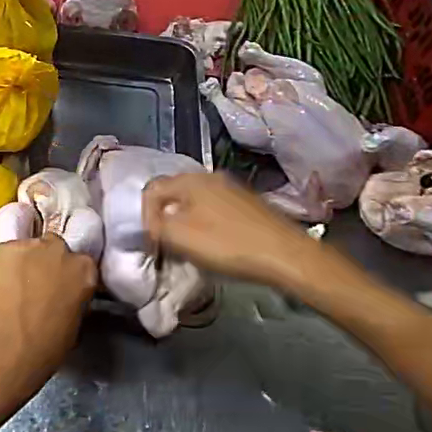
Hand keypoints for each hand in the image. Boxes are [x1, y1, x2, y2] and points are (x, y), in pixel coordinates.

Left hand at [0, 236, 96, 390]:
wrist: (13, 346)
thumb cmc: (49, 344)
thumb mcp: (76, 318)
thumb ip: (74, 294)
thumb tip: (64, 292)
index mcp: (85, 269)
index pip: (80, 260)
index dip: (66, 272)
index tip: (57, 283)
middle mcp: (62, 250)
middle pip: (54, 246)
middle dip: (46, 260)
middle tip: (35, 281)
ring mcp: (33, 245)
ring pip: (28, 245)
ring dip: (24, 259)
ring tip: (14, 280)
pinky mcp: (6, 246)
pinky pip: (5, 249)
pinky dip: (2, 261)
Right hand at [142, 172, 321, 287]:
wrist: (287, 255)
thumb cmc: (229, 244)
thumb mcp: (180, 237)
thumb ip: (154, 226)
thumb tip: (148, 225)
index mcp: (190, 180)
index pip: (151, 189)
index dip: (143, 215)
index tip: (148, 240)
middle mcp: (210, 177)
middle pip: (174, 194)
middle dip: (164, 218)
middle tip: (165, 243)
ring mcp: (233, 189)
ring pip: (195, 202)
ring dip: (186, 222)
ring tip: (187, 246)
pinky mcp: (249, 204)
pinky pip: (216, 210)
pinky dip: (207, 224)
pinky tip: (215, 244)